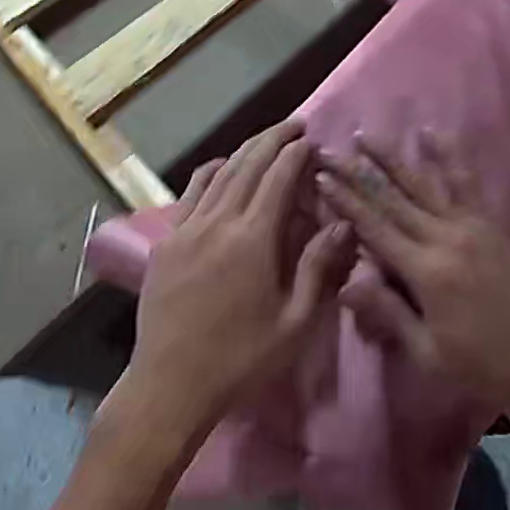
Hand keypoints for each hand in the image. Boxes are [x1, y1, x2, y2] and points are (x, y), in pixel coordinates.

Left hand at [123, 120, 354, 430]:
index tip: (312, 139)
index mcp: (252, 239)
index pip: (278, 178)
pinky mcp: (167, 240)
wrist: (170, 385)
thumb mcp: (294, 323)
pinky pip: (191, 192)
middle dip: (274, 139)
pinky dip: (210, 171)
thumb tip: (342, 223)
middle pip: (248, 165)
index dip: (296, 154)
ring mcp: (187, 228)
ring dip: (246, 150)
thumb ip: (318, 268)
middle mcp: (218, 222)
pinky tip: (222, 166)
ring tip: (267, 139)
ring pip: (220, 173)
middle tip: (295, 125)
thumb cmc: (240, 359)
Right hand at [317, 132, 509, 416]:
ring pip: (423, 183)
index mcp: (427, 272)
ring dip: (392, 157)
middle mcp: (445, 238)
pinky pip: (465, 182)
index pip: (375, 228)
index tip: (321, 178)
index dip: (346, 202)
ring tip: (366, 134)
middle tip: (330, 150)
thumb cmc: (482, 365)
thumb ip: (388, 312)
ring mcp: (470, 225)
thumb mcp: (429, 352)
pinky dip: (448, 155)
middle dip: (358, 173)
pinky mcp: (488, 223)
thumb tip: (345, 285)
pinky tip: (432, 133)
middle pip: (392, 199)